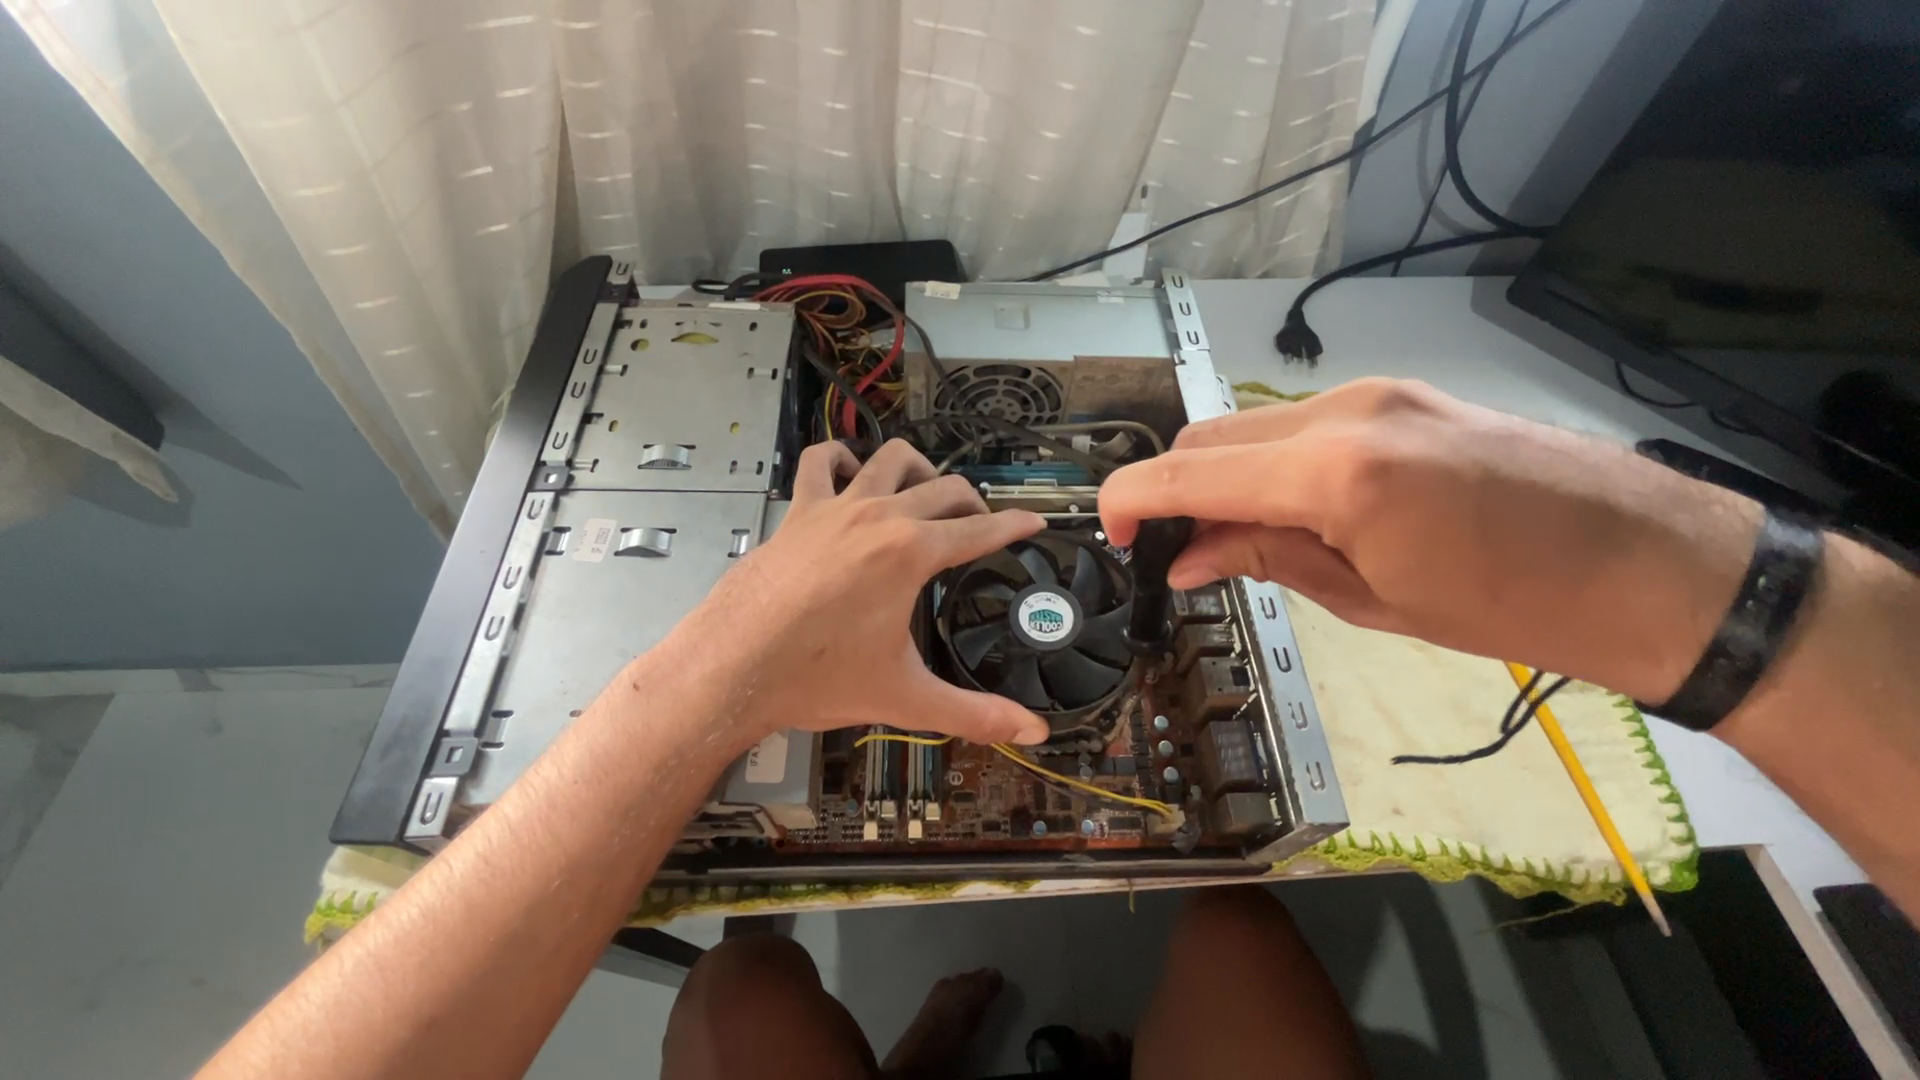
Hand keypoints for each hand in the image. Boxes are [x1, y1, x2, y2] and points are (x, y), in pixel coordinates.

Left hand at [677, 439, 1050, 744]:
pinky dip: (841, 459)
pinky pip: (820, 463)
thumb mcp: (905, 698)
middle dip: (973, 501)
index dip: (1014, 525)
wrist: (733, 668)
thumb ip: (975, 714)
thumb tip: (1034, 732)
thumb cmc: (818, 679)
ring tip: (926, 492)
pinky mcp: (797, 512)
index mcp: (911, 552)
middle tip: (981, 524)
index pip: (980, 530)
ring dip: (918, 467)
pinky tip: (850, 476)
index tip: (1034, 520)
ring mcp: (834, 508)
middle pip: (944, 487)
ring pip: (889, 457)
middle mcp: (879, 516)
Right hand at [1098, 378, 1762, 702]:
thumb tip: (1184, 559)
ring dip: (1220, 474)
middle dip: (1171, 488)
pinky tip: (1291, 507)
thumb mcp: (1367, 597)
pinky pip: (1296, 423)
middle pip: (1206, 435)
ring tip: (1237, 536)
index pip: (1189, 471)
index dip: (1132, 499)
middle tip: (1175, 548)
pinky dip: (1267, 462)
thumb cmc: (1508, 609)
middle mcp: (1341, 412)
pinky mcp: (1397, 395)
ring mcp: (1373, 393)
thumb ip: (1263, 560)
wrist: (1650, 568)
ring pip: (1248, 426)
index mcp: (1333, 474)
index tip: (1112, 534)